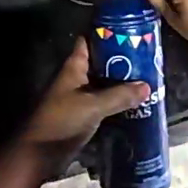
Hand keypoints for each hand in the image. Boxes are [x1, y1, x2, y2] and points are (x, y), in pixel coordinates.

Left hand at [16, 37, 150, 172]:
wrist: (40, 154)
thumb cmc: (62, 121)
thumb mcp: (93, 106)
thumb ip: (119, 96)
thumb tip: (147, 86)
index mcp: (74, 66)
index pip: (89, 40)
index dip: (106, 34)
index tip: (130, 32)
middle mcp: (76, 77)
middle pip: (100, 62)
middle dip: (120, 60)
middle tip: (147, 59)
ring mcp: (79, 96)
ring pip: (103, 83)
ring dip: (120, 82)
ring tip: (147, 80)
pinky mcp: (82, 114)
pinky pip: (103, 101)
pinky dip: (116, 100)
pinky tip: (135, 103)